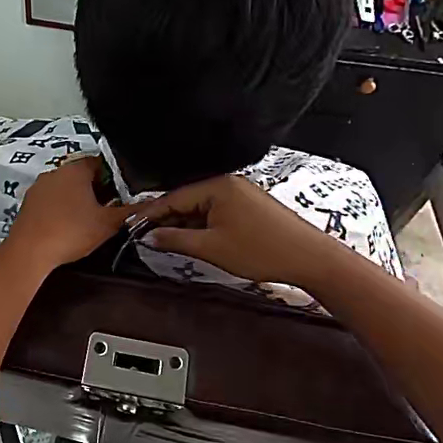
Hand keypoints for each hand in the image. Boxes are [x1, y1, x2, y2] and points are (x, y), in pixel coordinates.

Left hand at [1, 158, 137, 271]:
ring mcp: (39, 187)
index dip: (114, 177)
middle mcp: (55, 172)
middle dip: (97, 189)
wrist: (29, 252)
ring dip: (78, 199)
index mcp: (76, 169)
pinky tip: (67, 225)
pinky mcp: (28, 203)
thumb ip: (131, 211)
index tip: (122, 194)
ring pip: (65, 187)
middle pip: (82, 174)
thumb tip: (153, 202)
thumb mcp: (108, 223)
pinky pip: (51, 199)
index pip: (100, 162)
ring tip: (89, 219)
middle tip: (109, 209)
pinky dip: (61, 207)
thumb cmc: (71, 232)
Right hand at [137, 175, 357, 289]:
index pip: (173, 197)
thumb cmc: (266, 250)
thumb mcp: (211, 247)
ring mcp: (241, 194)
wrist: (309, 258)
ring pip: (202, 207)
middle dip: (167, 219)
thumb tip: (152, 236)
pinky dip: (203, 226)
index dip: (150, 214)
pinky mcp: (249, 207)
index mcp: (218, 186)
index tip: (134, 225)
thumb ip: (176, 240)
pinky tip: (195, 240)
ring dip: (185, 225)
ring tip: (169, 242)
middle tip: (146, 236)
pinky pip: (217, 212)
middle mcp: (229, 184)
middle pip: (187, 200)